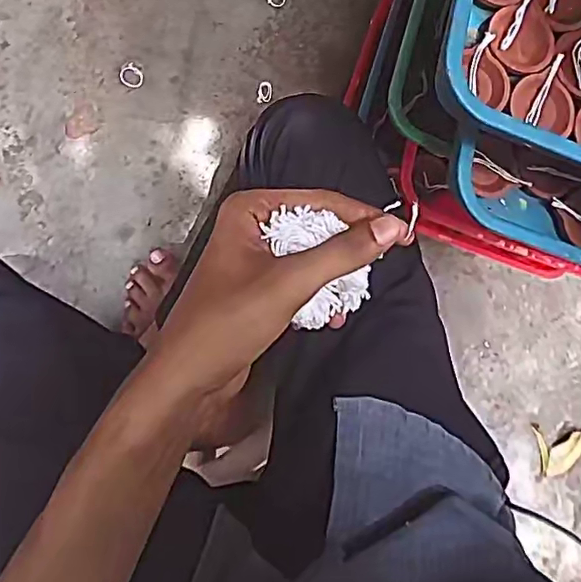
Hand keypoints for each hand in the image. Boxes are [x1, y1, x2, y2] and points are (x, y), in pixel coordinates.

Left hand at [145, 189, 409, 399]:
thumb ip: (341, 253)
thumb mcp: (289, 283)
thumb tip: (382, 229)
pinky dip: (320, 293)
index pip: (319, 201)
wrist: (188, 380)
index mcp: (250, 210)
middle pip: (318, 227)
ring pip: (314, 255)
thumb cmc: (217, 327)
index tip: (392, 228)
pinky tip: (328, 312)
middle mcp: (252, 228)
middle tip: (381, 257)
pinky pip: (304, 278)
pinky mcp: (262, 286)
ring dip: (335, 276)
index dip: (360, 215)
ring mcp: (257, 258)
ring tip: (350, 294)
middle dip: (347, 250)